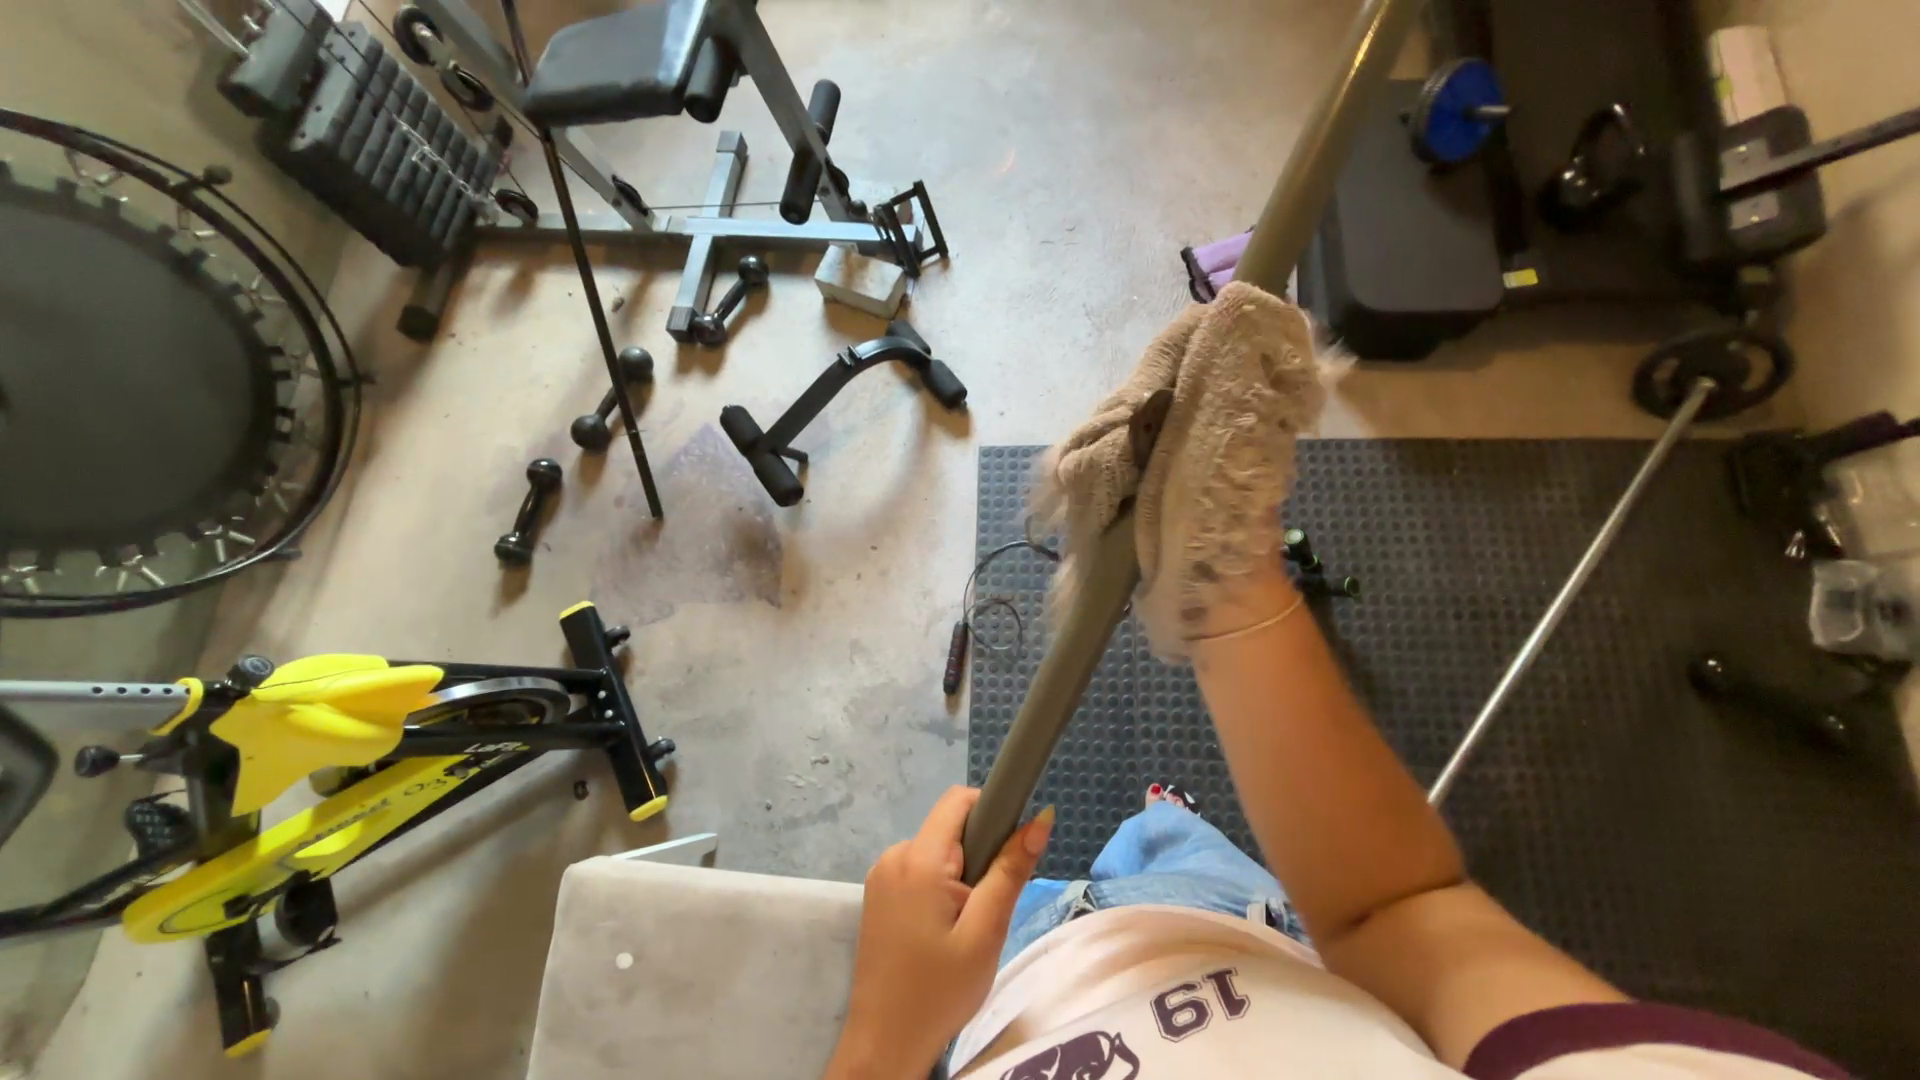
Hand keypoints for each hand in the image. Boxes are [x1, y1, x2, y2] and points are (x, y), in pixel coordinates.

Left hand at [824, 787, 1053, 1079]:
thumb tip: (1041, 818)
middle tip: (985, 911)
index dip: (991, 813)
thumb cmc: (941, 990)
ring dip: (959, 877)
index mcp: (919, 859)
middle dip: (977, 856)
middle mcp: (894, 855)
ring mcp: (881, 875)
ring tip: (963, 930)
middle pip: (949, 829)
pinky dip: (939, 889)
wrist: (885, 1043)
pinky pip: (919, 871)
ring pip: (937, 852)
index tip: (1009, 853)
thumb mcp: (986, 932)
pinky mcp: (877, 895)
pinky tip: (942, 933)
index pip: (958, 801)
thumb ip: (1011, 871)